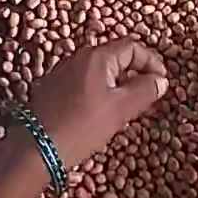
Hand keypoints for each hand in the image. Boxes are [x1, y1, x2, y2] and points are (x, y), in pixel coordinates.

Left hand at [25, 38, 168, 167]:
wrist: (35, 150)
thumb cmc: (81, 127)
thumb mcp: (119, 109)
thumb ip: (144, 91)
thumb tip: (160, 80)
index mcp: (96, 57)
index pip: (132, 47)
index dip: (152, 62)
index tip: (162, 82)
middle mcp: (78, 59)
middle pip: (115, 57)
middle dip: (137, 74)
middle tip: (149, 95)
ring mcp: (63, 74)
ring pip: (100, 72)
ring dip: (120, 85)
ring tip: (130, 107)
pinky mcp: (53, 91)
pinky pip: (85, 84)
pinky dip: (102, 92)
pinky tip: (104, 114)